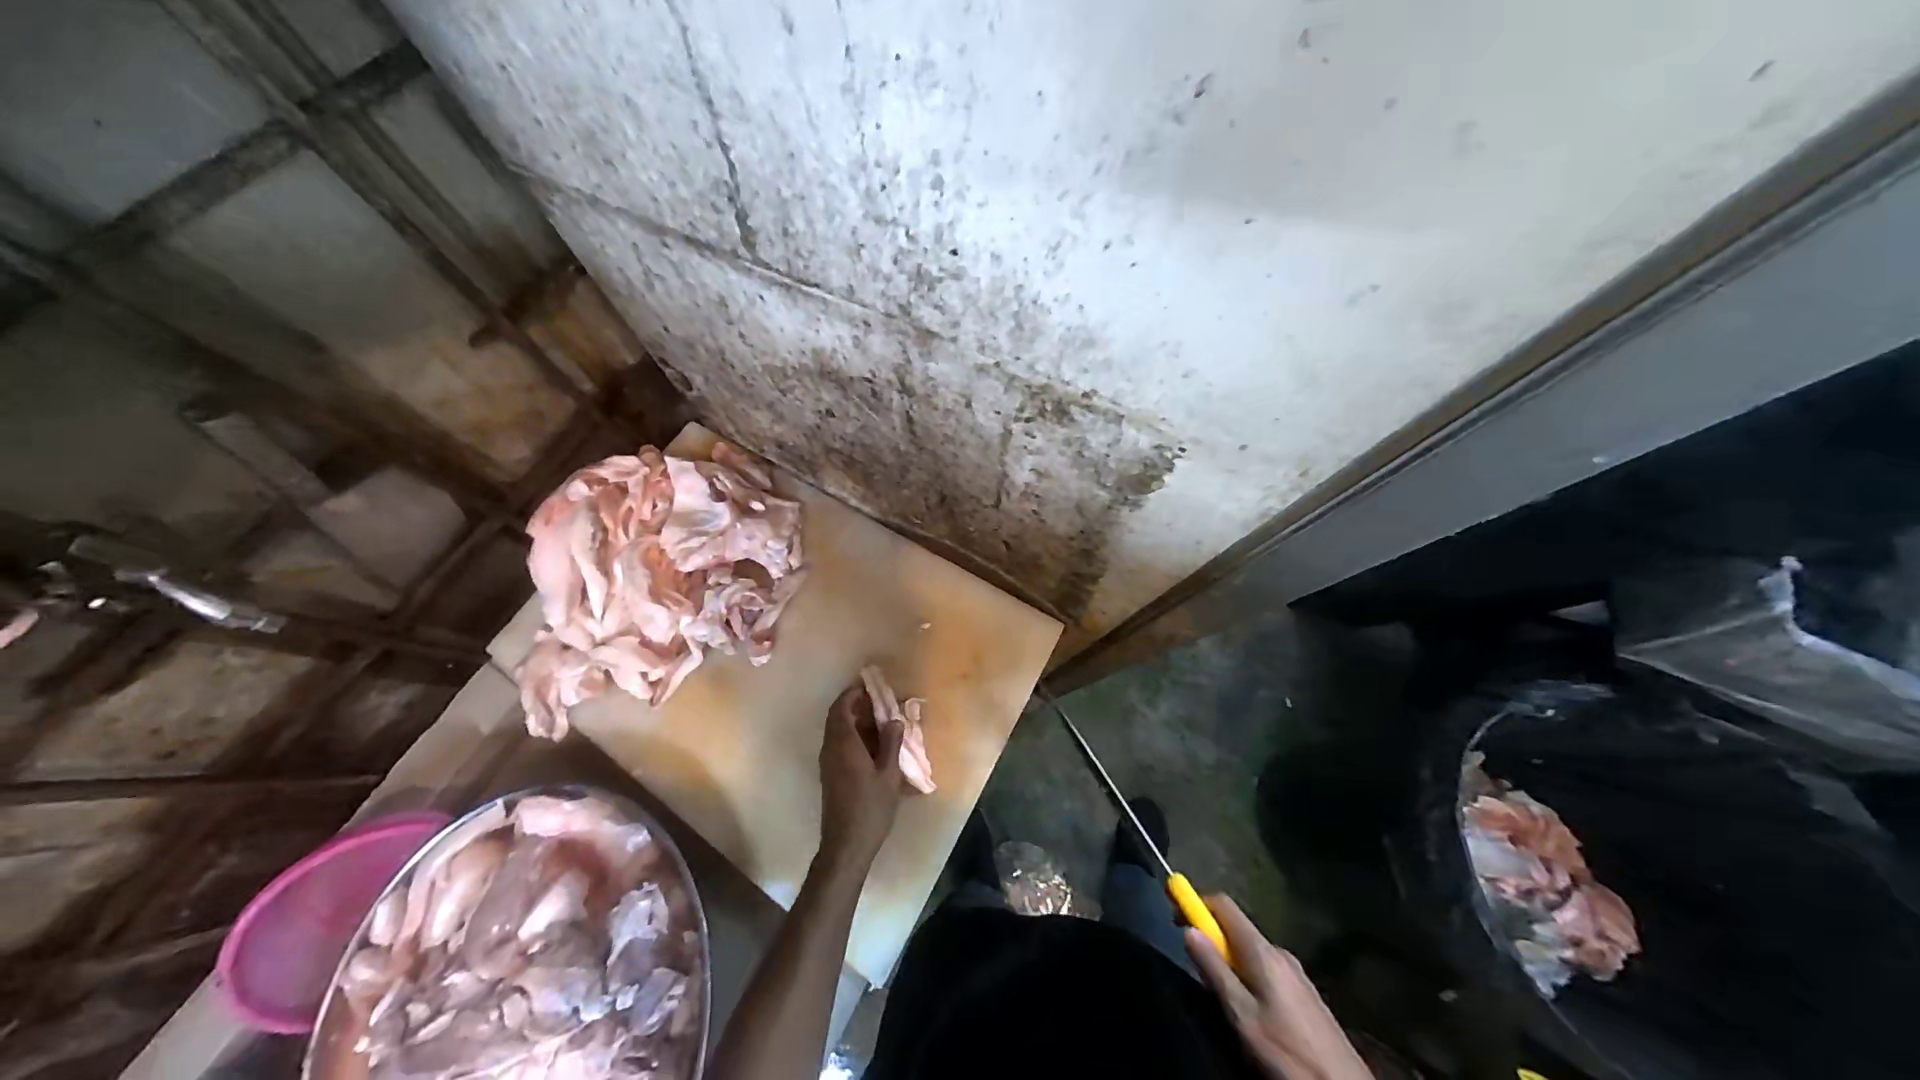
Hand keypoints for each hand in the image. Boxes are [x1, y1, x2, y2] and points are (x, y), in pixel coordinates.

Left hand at [817, 681, 906, 878]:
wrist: (846, 844)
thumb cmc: (870, 808)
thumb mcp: (889, 775)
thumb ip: (891, 744)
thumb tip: (894, 719)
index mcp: (843, 744)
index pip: (841, 708)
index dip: (852, 693)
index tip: (869, 685)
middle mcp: (830, 749)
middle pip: (837, 717)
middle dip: (855, 705)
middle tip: (879, 701)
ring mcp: (828, 763)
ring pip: (837, 731)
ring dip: (854, 721)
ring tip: (880, 720)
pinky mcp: (830, 774)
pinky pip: (838, 744)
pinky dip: (853, 736)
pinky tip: (873, 744)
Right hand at [1186, 895, 1372, 1079]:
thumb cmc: (1287, 1052)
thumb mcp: (1241, 1015)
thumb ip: (1215, 971)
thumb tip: (1189, 931)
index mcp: (1262, 951)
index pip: (1224, 905)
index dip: (1196, 902)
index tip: (1173, 912)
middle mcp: (1279, 952)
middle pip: (1236, 928)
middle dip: (1211, 938)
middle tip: (1196, 970)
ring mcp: (1295, 972)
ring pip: (1249, 951)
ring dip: (1228, 960)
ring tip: (1222, 997)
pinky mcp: (1304, 991)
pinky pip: (1264, 968)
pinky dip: (1246, 974)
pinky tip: (1249, 1009)